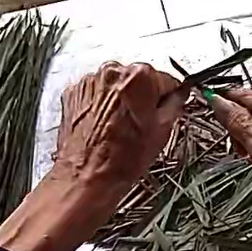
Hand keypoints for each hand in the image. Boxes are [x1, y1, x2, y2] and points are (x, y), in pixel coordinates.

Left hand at [0, 62, 181, 250]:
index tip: (168, 107)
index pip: (166, 79)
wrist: (87, 177)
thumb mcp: (162, 131)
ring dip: (121, 101)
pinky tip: (106, 127)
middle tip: (143, 123)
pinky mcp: (74, 93)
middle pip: (139, 79)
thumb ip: (175, 104)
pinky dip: (102, 105)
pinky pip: (96, 93)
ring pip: (116, 86)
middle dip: (143, 98)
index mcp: (140, 77)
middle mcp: (113, 73)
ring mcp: (90, 82)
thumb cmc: (121, 159)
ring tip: (121, 128)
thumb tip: (178, 96)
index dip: (169, 97)